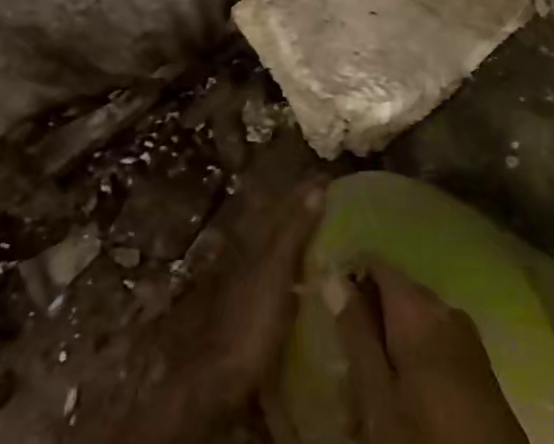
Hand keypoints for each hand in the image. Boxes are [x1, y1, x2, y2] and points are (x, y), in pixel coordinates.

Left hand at [109, 177, 326, 443]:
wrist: (220, 375)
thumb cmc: (251, 318)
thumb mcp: (276, 270)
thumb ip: (294, 230)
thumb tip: (317, 188)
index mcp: (254, 236)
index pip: (283, 201)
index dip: (306, 189)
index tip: (333, 178)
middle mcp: (248, 248)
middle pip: (277, 217)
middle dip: (303, 205)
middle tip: (333, 198)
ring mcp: (248, 274)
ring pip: (276, 240)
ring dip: (298, 229)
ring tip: (325, 225)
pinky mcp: (252, 299)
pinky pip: (279, 265)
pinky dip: (295, 257)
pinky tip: (307, 264)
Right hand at [334, 261, 530, 443]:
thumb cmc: (425, 435)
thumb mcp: (377, 394)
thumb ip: (356, 334)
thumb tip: (334, 279)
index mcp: (419, 308)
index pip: (378, 264)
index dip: (349, 276)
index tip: (326, 308)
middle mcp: (445, 308)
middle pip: (395, 293)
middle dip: (366, 317)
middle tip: (344, 362)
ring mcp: (465, 332)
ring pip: (413, 319)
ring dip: (387, 341)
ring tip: (367, 388)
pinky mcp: (475, 358)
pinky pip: (434, 338)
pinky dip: (411, 355)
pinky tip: (401, 394)